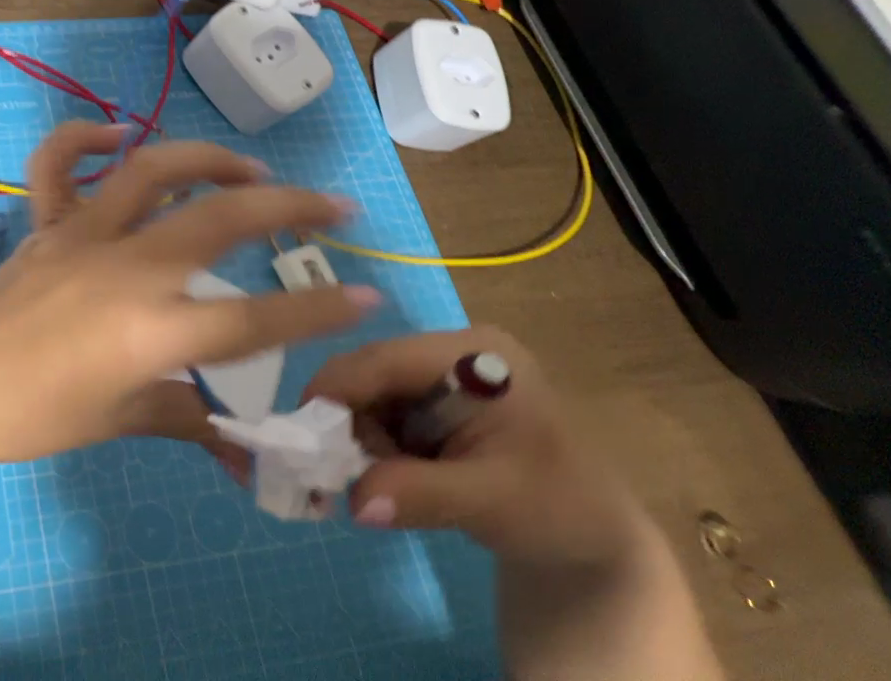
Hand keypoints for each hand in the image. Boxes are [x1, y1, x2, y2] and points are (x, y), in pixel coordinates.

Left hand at [0, 121, 381, 469]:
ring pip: (152, 171)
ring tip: (248, 168)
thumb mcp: (121, 422)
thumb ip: (186, 417)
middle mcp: (126, 269)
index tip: (367, 293)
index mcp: (153, 330)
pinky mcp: (44, 225)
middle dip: (289, 206)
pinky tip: (114, 134)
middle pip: (221, 220)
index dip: (319, 309)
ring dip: (208, 159)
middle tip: (333, 206)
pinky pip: (56, 166)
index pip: (256, 318)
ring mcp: (81, 237)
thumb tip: (239, 444)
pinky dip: (82, 139)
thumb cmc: (35, 419)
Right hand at [303, 328, 645, 568]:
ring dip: (360, 436)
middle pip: (369, 372)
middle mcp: (452, 350)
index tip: (301, 432)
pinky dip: (373, 443)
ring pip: (367, 393)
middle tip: (340, 470)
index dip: (336, 390)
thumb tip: (354, 502)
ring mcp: (441, 373)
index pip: (385, 358)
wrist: (590, 539)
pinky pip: (379, 411)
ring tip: (382, 480)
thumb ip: (421, 494)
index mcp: (475, 354)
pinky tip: (393, 472)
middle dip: (348, 420)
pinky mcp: (432, 398)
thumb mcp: (491, 502)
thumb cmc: (556, 510)